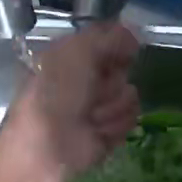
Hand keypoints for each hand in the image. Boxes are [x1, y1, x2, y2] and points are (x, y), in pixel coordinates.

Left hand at [0, 21, 141, 181]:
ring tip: (89, 118)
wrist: (45, 148)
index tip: (120, 54)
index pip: (111, 41)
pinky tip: (95, 132)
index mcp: (73, 55)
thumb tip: (135, 33)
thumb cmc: (54, 95)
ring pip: (130, 95)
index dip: (118, 47)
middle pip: (124, 68)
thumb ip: (108, 37)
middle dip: (111, 82)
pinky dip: (113, 126)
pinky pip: (130, 120)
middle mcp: (87, 78)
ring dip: (111, 107)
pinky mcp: (109, 131)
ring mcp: (99, 105)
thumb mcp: (77, 53)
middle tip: (91, 93)